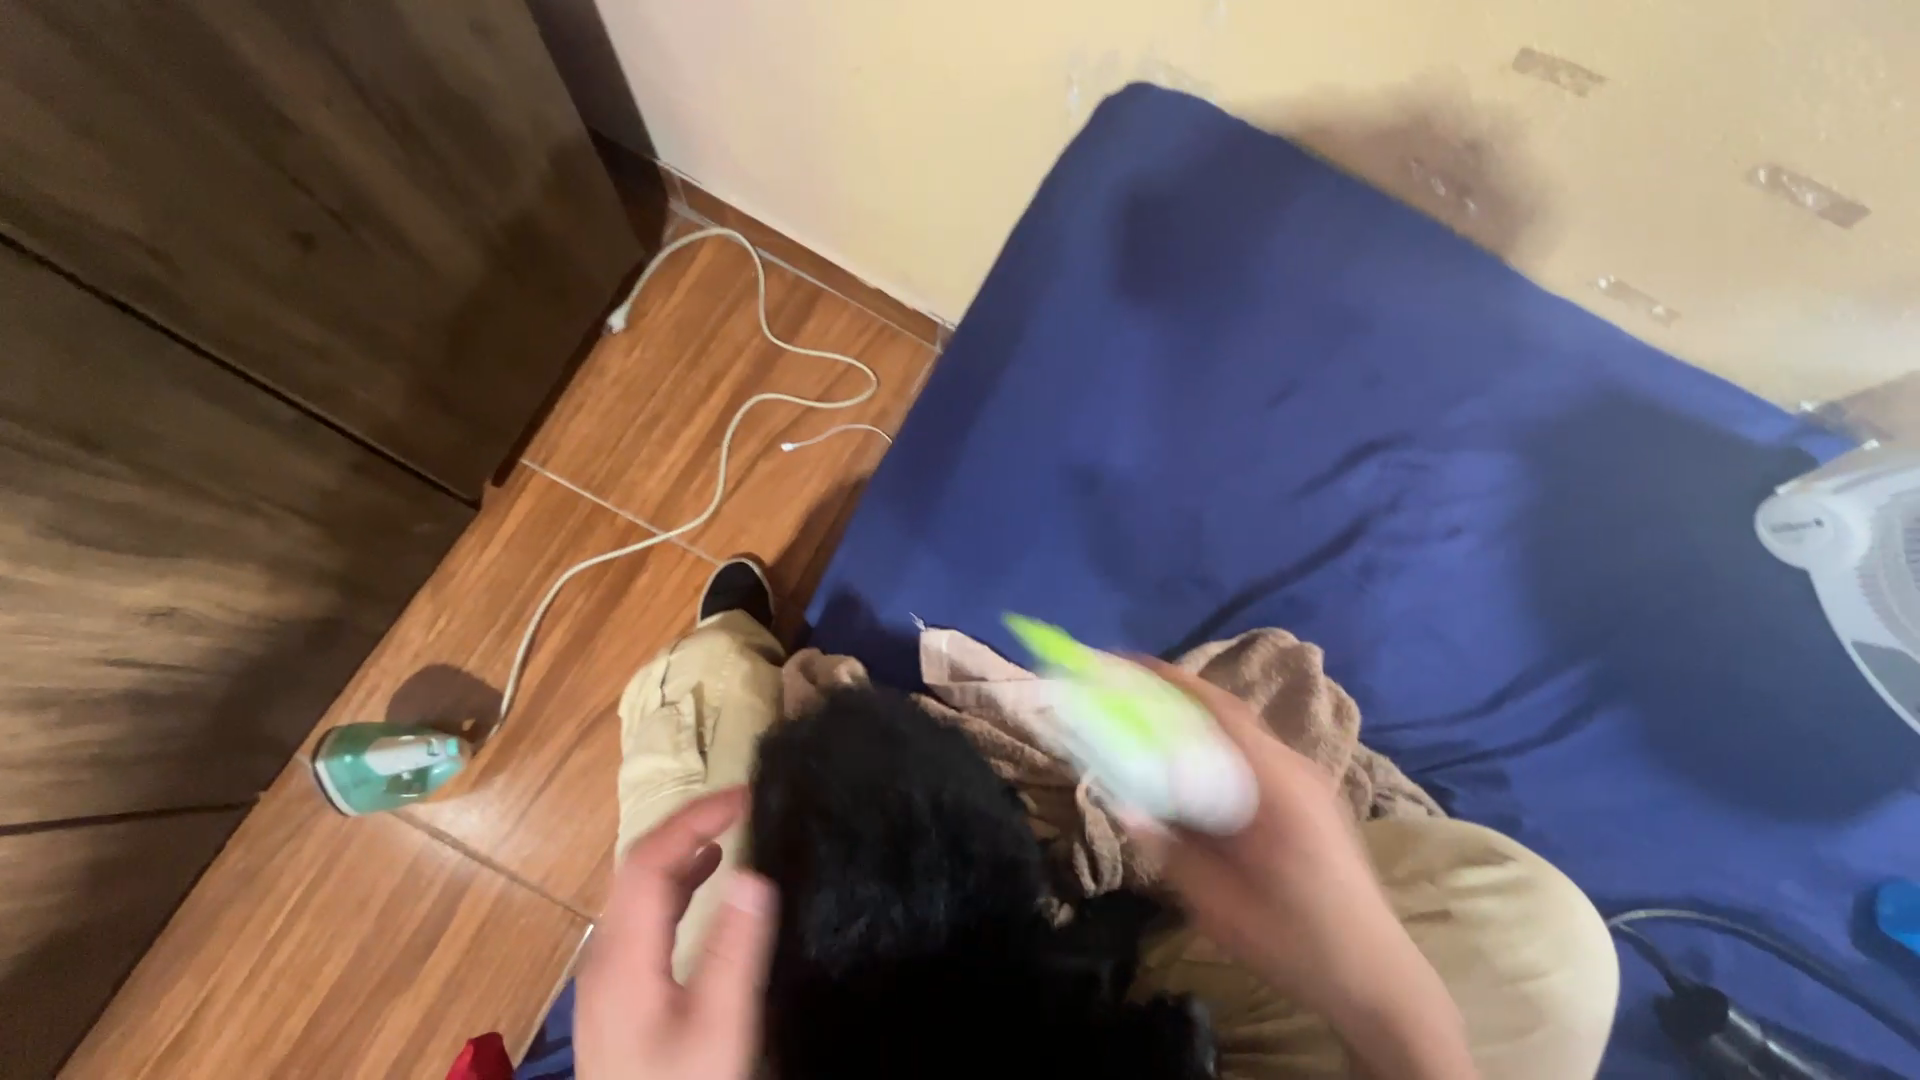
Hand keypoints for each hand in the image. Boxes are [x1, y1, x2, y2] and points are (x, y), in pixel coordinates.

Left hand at [576, 788, 777, 1079]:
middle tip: (742, 805)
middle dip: (689, 824)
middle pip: (638, 867)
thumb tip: (754, 875)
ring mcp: (609, 971)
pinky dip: (678, 880)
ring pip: (639, 888)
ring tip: (730, 829)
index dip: (694, 818)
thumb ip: (734, 951)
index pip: (649, 860)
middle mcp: (607, 953)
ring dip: (683, 850)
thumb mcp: (719, 1026)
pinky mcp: (620, 988)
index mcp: (625, 955)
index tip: (745, 796)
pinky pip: (645, 912)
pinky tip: (706, 878)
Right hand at [1129, 660, 1477, 1079]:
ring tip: (1148, 721)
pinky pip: (1253, 755)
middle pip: (1230, 715)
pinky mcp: (1310, 798)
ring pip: (1242, 733)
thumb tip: (1126, 806)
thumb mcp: (1219, 905)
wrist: (1376, 977)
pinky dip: (1215, 746)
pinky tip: (1190, 767)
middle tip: (1127, 689)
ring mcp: (1308, 782)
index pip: (1221, 713)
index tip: (1128, 663)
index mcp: (1276, 787)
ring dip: (1196, 721)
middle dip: (1177, 695)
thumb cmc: (1296, 942)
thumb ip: (1172, 851)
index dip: (1173, 682)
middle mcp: (1296, 771)